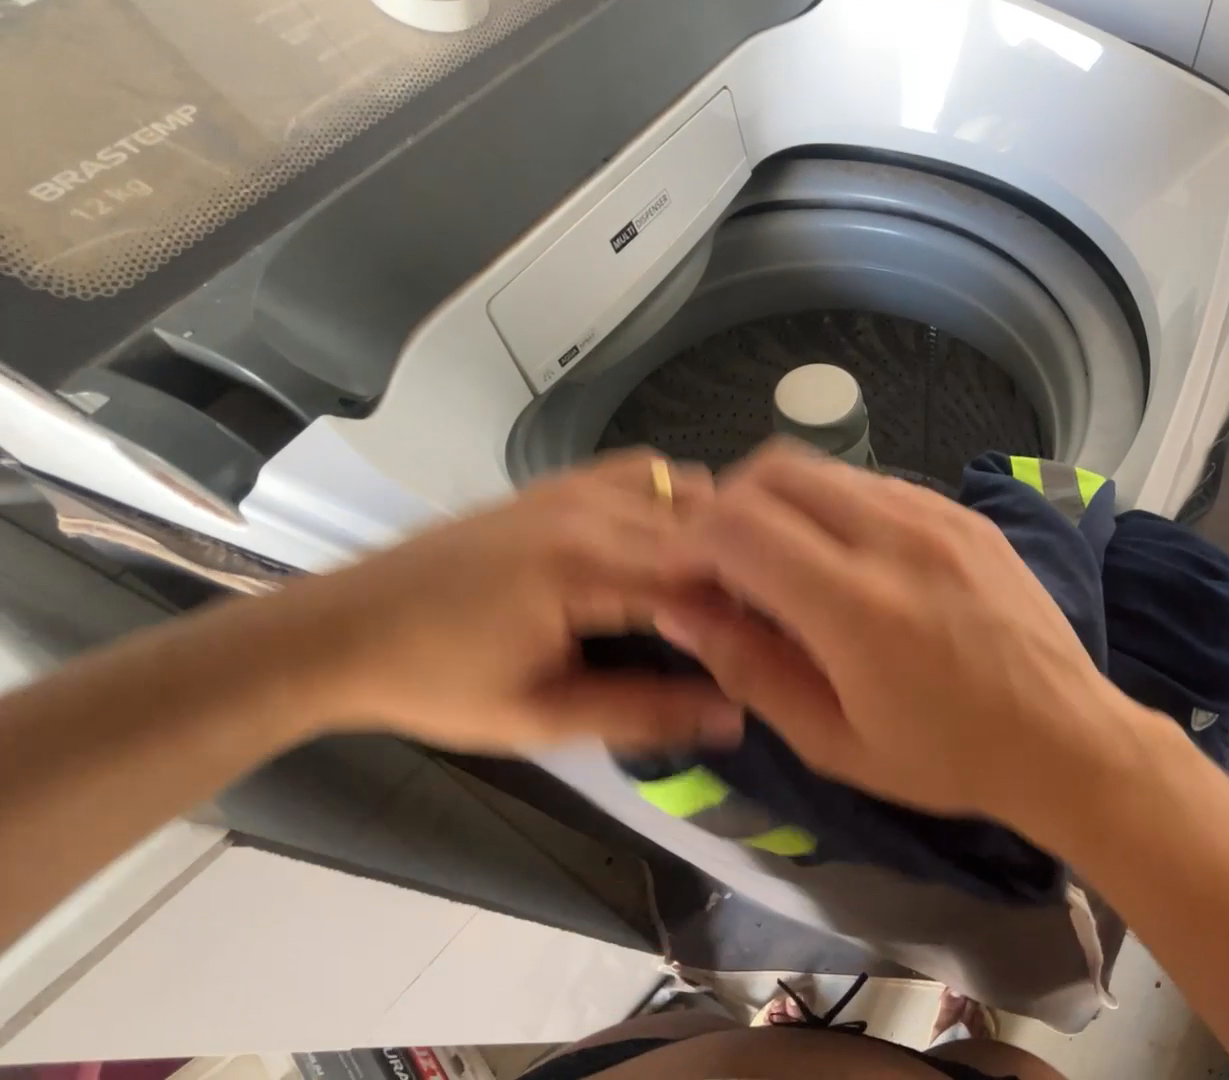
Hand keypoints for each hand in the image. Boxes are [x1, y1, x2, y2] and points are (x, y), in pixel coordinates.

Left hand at [265, 451, 745, 753]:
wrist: (335, 634)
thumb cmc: (435, 683)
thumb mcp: (540, 717)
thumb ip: (644, 712)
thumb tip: (735, 716)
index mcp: (586, 568)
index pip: (707, 575)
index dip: (752, 609)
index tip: (774, 644)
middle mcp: (591, 510)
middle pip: (707, 527)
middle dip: (742, 573)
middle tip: (751, 625)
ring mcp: (573, 487)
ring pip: (685, 490)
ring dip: (714, 534)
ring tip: (716, 588)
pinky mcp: (556, 484)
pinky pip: (643, 473)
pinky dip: (674, 502)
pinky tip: (666, 546)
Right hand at [652, 442, 1146, 822]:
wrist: (1065, 737)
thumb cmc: (947, 759)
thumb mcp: (835, 742)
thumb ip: (751, 669)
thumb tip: (682, 611)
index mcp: (856, 606)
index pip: (738, 526)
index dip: (690, 542)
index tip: (683, 579)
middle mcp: (897, 538)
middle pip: (776, 471)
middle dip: (728, 506)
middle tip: (725, 564)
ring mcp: (941, 516)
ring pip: (828, 470)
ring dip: (784, 502)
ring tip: (785, 562)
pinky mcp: (969, 514)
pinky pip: (880, 484)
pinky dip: (839, 506)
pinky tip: (849, 558)